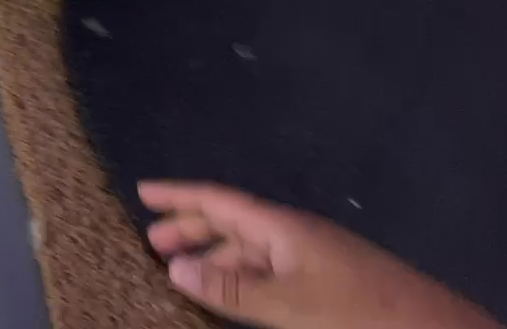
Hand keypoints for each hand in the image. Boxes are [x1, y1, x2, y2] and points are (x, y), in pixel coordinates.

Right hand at [138, 181, 501, 328]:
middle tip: (155, 243)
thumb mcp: (292, 305)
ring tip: (187, 274)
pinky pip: (273, 272)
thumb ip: (232, 289)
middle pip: (232, 223)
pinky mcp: (336, 288)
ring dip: (218, 258)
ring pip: (254, 251)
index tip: (142, 192)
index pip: (218, 200)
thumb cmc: (363, 314)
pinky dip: (246, 279)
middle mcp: (296, 235)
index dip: (178, 195)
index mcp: (282, 226)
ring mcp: (318, 261)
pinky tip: (240, 299)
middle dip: (192, 229)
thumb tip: (176, 267)